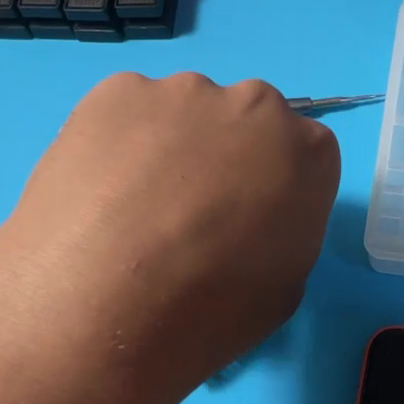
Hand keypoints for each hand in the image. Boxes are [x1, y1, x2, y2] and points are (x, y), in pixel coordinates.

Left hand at [0, 72, 340, 403]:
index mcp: (309, 153)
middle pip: (243, 123)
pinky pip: (126, 112)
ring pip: (181, 115)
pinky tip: (94, 192)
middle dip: (222, 158)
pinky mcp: (116, 90)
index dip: (269, 191)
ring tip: (126, 211)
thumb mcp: (282, 290)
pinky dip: (115, 143)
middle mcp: (255, 105)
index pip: (301, 156)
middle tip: (184, 217)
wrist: (101, 305)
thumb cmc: (207, 313)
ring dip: (166, 149)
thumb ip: (282, 231)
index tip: (241, 224)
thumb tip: (250, 219)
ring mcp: (182, 91)